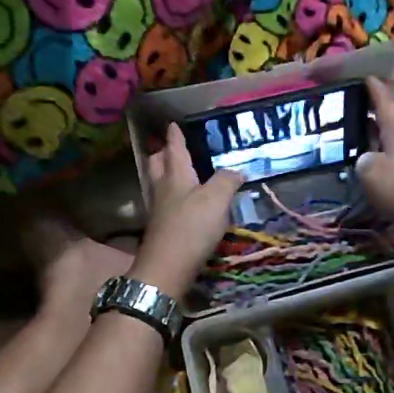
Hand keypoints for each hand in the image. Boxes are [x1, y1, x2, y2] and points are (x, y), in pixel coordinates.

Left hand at [131, 123, 243, 295]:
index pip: (175, 149)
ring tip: (175, 173)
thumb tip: (236, 170)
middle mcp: (162, 190)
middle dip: (162, 155)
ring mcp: (158, 212)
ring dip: (163, 176)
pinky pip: (164, 205)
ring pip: (157, 185)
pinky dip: (170, 198)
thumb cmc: (191, 228)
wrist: (167, 268)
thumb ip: (226, 181)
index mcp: (176, 176)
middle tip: (168, 149)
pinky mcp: (160, 231)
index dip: (175, 136)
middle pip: (157, 166)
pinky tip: (181, 205)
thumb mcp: (216, 200)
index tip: (173, 124)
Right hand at [354, 77, 393, 229]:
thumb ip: (362, 159)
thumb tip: (368, 157)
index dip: (373, 87)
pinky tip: (383, 151)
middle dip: (380, 106)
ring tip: (368, 127)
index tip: (365, 77)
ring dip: (386, 126)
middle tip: (362, 103)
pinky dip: (393, 142)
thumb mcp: (369, 173)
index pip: (384, 97)